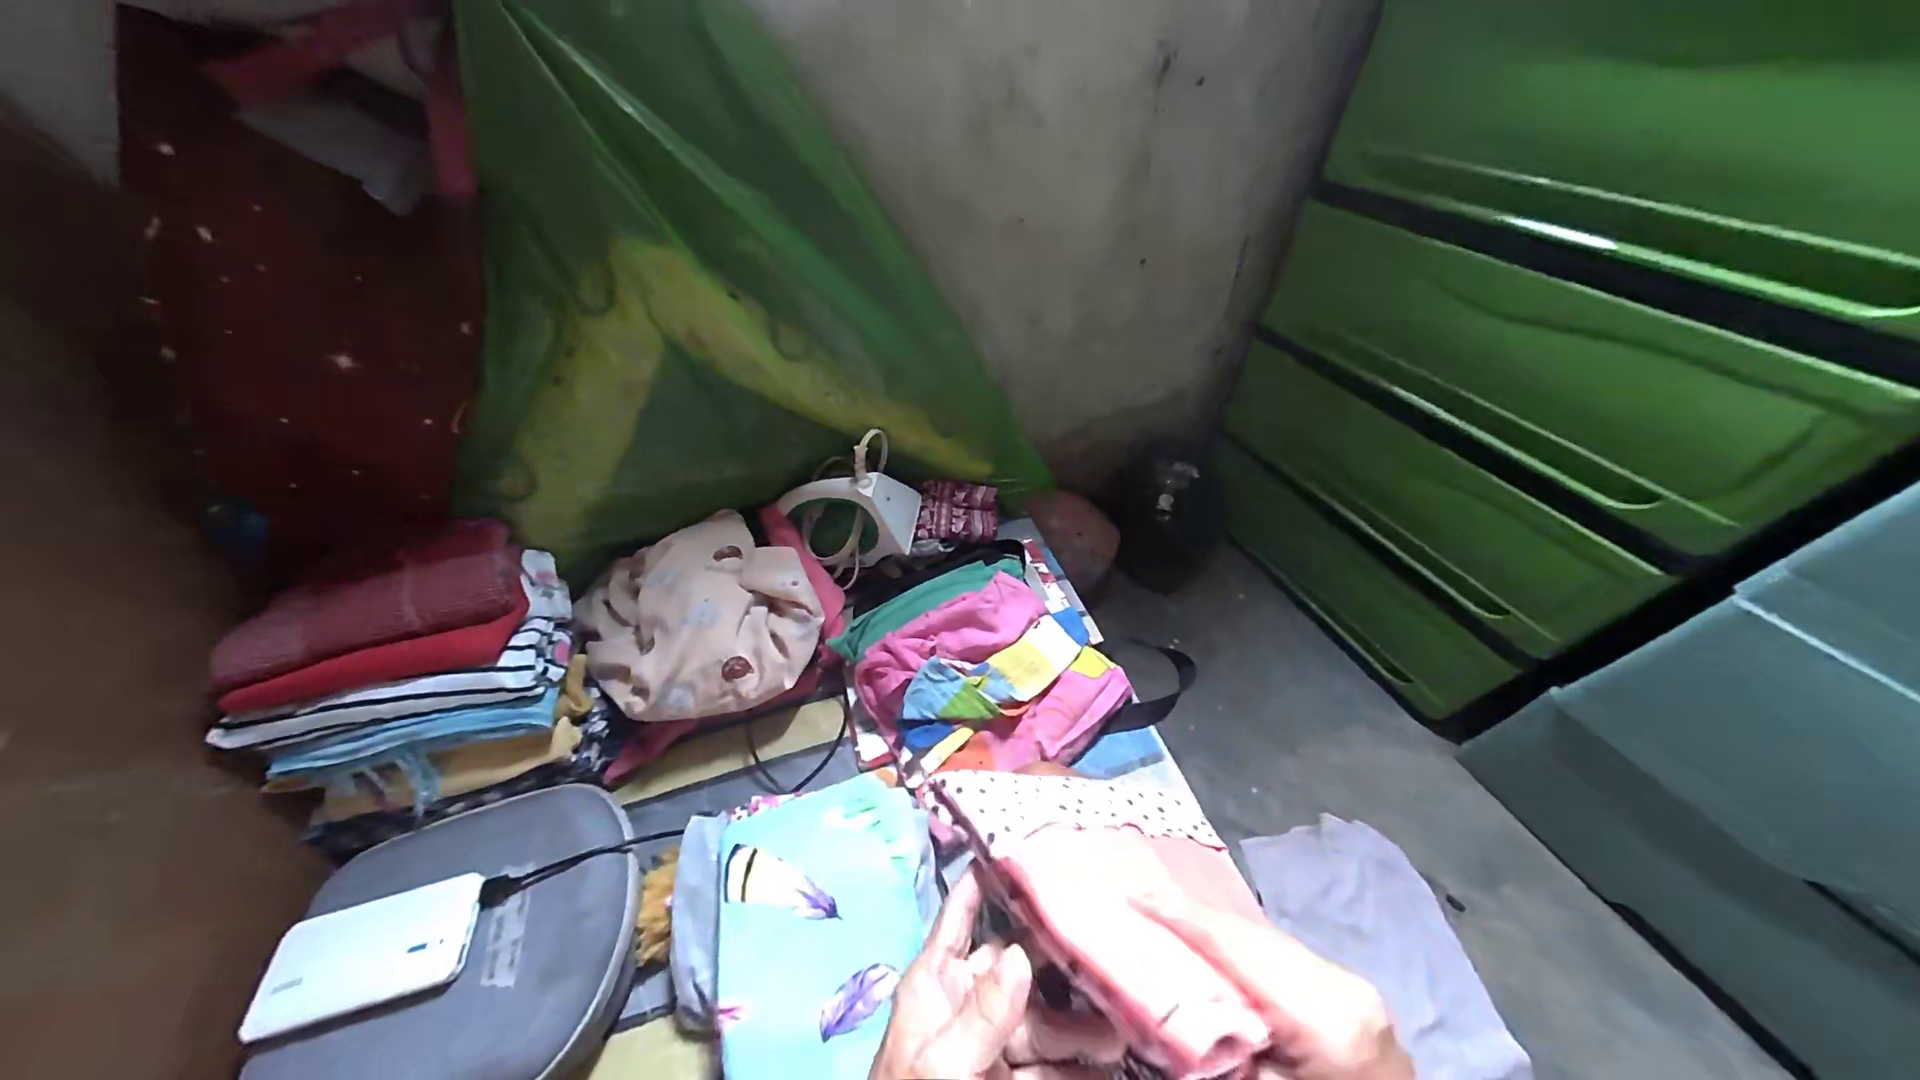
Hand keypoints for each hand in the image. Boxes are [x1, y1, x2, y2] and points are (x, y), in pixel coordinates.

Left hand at [870, 868, 1124, 1078]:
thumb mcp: (941, 1063)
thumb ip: (982, 1013)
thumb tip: (1020, 955)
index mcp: (935, 984)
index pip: (960, 916)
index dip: (984, 881)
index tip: (1021, 849)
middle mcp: (965, 1005)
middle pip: (1017, 968)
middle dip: (1059, 961)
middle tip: (1102, 946)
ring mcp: (990, 1047)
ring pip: (1043, 1023)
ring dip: (1082, 1025)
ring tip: (1121, 1024)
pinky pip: (1052, 1069)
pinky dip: (1081, 1068)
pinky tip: (1112, 1061)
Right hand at [1134, 893, 1412, 1079]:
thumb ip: (1222, 1042)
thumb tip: (1174, 1000)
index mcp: (1324, 1020)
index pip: (1237, 948)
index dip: (1182, 917)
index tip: (1135, 895)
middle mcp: (1341, 989)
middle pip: (1251, 935)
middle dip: (1193, 914)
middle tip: (1143, 899)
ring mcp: (1352, 988)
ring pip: (1266, 939)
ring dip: (1216, 927)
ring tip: (1168, 912)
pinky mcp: (1351, 994)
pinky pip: (1283, 954)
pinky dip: (1244, 945)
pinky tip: (1216, 942)